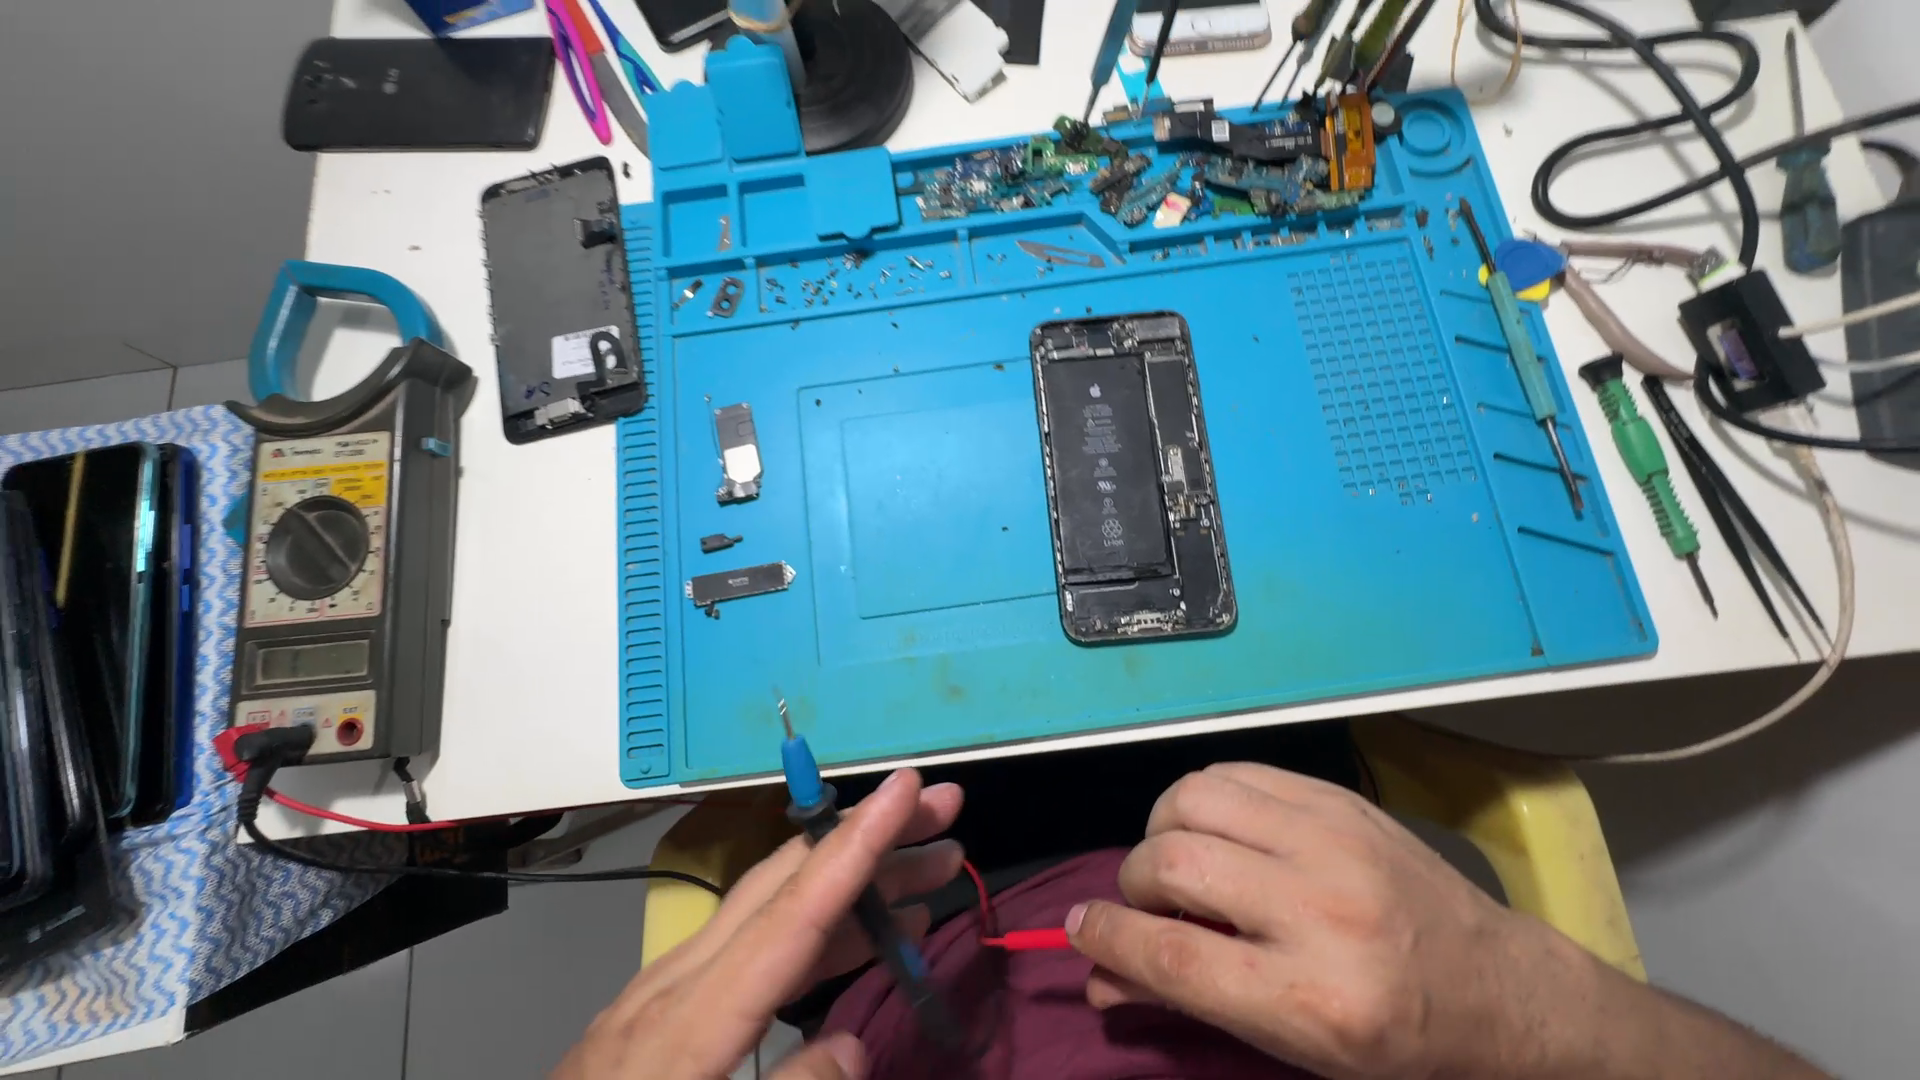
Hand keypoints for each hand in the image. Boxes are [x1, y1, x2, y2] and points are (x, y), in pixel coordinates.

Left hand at [554, 769, 964, 1079]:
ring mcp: (671, 988)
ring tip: (933, 868)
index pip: (791, 910)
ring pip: (779, 907)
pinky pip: (760, 947)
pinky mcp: (671, 1006)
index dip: (855, 844)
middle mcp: (679, 980)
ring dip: (856, 882)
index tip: (904, 787)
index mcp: (688, 1019)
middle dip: (870, 838)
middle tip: (946, 810)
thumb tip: (853, 1041)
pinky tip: (866, 938)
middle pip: (789, 883)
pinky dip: (821, 930)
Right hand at [1065, 762, 1538, 1078]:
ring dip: (1163, 829)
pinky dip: (1204, 800)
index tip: (1080, 927)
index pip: (1174, 954)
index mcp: (1314, 1000)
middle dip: (1136, 882)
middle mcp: (1322, 910)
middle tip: (1150, 903)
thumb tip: (1096, 975)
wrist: (1500, 989)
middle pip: (1175, 864)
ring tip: (1181, 859)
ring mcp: (1333, 841)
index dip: (1109, 936)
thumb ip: (1186, 1002)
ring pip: (1194, 797)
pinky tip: (1219, 829)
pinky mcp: (1337, 799)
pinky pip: (1234, 773)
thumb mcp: (1291, 1047)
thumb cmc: (1391, 1040)